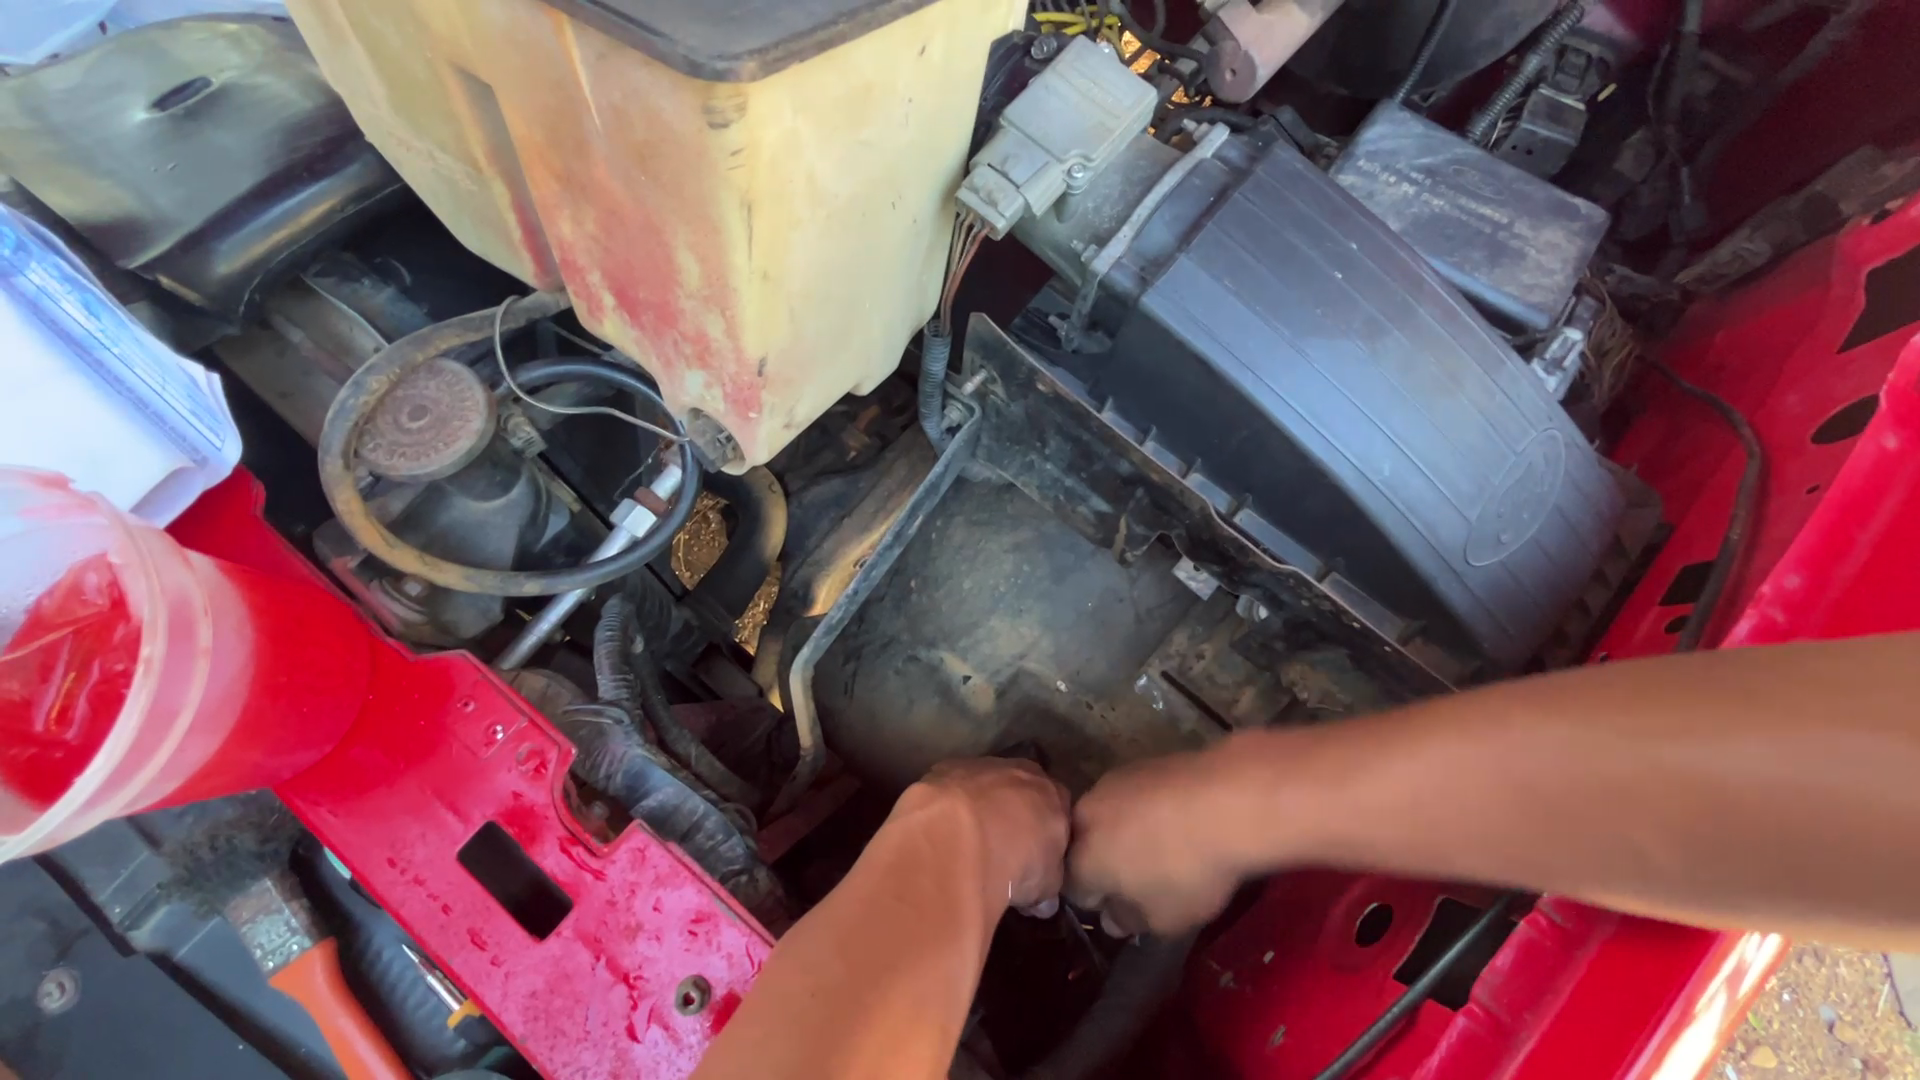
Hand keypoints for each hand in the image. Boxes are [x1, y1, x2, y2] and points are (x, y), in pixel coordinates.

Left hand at [903, 758, 1071, 915]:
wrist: (962, 836)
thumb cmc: (1017, 861)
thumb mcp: (1045, 886)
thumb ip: (1047, 885)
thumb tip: (1044, 903)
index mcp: (1053, 795)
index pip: (1057, 808)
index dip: (1045, 833)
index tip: (1035, 857)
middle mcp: (1020, 771)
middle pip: (1020, 790)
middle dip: (1012, 814)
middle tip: (1000, 849)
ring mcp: (980, 766)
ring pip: (983, 786)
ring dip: (977, 808)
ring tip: (964, 844)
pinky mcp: (944, 768)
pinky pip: (950, 788)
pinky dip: (947, 807)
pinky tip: (940, 831)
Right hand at [1066, 747, 1250, 936]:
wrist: (1225, 799)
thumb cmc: (1187, 870)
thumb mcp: (1163, 919)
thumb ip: (1129, 921)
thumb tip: (1112, 918)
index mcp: (1081, 860)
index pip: (1074, 889)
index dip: (1099, 903)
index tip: (1126, 908)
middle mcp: (1084, 816)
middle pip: (1087, 846)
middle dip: (1107, 862)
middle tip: (1143, 877)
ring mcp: (1110, 783)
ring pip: (1107, 817)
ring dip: (1124, 832)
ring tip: (1163, 843)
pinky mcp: (1137, 763)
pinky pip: (1131, 796)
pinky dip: (1145, 809)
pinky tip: (1177, 818)